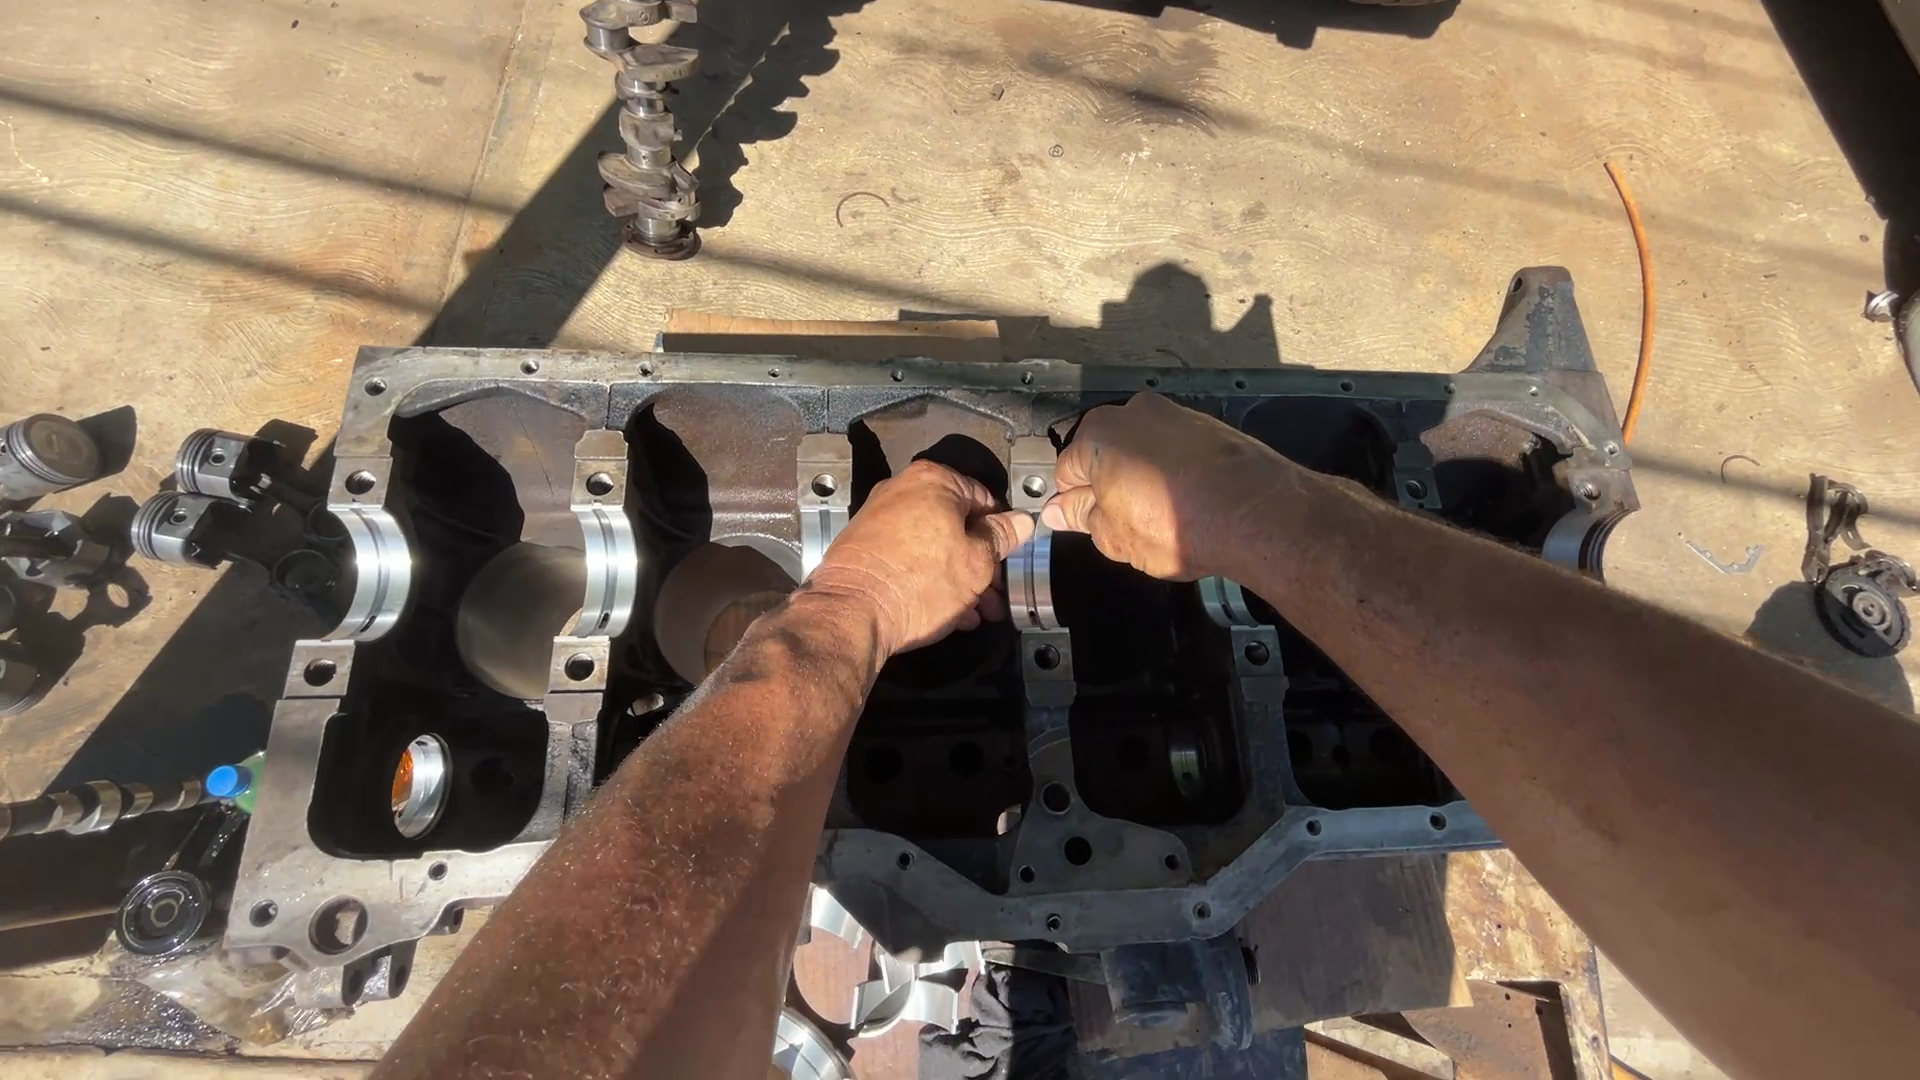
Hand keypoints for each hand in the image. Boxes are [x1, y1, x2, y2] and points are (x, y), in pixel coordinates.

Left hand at [803, 460, 1035, 654]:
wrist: (852, 613)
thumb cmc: (916, 584)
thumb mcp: (977, 562)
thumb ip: (1001, 537)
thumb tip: (1020, 522)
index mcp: (934, 481)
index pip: (986, 498)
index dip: (1003, 533)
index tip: (1011, 558)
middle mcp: (902, 490)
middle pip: (957, 523)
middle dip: (981, 562)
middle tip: (996, 593)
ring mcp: (879, 518)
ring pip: (934, 544)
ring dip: (959, 577)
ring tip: (976, 611)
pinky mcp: (864, 546)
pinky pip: (909, 557)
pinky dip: (930, 578)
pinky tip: (948, 611)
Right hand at [1040, 392, 1286, 579]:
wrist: (1254, 512)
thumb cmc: (1177, 522)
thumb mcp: (1112, 535)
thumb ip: (1080, 518)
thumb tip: (1059, 511)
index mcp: (1098, 433)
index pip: (1067, 470)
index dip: (1075, 502)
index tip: (1086, 522)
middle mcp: (1134, 413)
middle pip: (1107, 455)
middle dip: (1111, 488)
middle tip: (1125, 525)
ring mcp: (1175, 415)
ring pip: (1144, 452)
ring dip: (1145, 481)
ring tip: (1162, 518)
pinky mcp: (1210, 427)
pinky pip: (1178, 451)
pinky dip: (1177, 474)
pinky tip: (1189, 504)